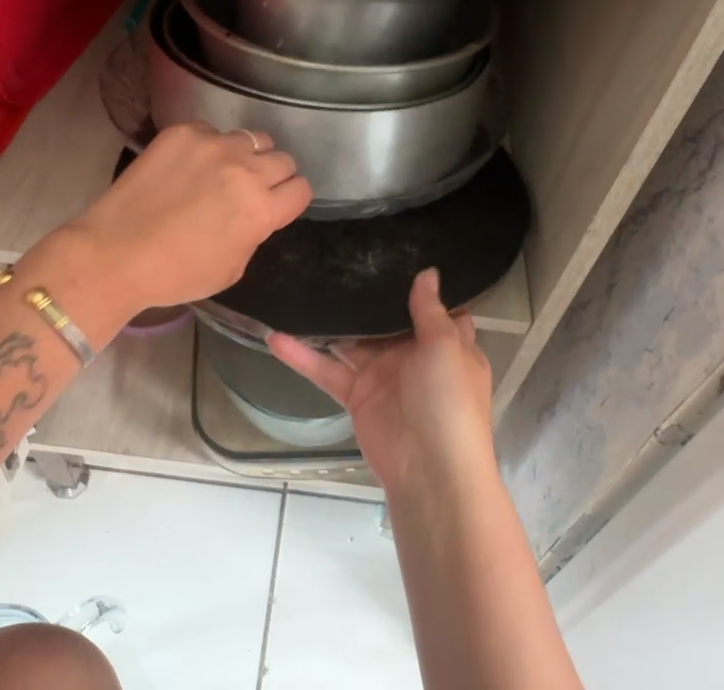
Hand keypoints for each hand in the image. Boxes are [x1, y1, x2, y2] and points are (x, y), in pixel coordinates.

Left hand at [23, 123, 310, 336]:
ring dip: (244, 156)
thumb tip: (257, 214)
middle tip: (247, 191)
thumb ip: (255, 234)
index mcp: (260, 210)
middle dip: (272, 177)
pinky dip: (208, 147)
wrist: (114, 254)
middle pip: (282, 160)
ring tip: (220, 172)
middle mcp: (244, 171)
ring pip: (251, 139)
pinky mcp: (183, 133)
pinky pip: (212, 131)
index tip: (276, 205)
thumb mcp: (233, 268)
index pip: (302, 189)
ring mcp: (213, 146)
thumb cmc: (176, 274)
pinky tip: (187, 167)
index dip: (290, 200)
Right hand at [269, 268, 494, 492]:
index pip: (436, 309)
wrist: (431, 470)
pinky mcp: (356, 396)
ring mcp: (383, 376)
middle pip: (388, 320)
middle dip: (368, 296)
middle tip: (338, 257)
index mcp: (447, 344)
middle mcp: (415, 357)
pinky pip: (327, 370)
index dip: (420, 285)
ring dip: (330, 322)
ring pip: (352, 342)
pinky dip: (302, 356)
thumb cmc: (449, 401)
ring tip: (301, 285)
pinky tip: (275, 336)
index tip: (398, 252)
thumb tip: (428, 273)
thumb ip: (430, 310)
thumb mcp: (446, 347)